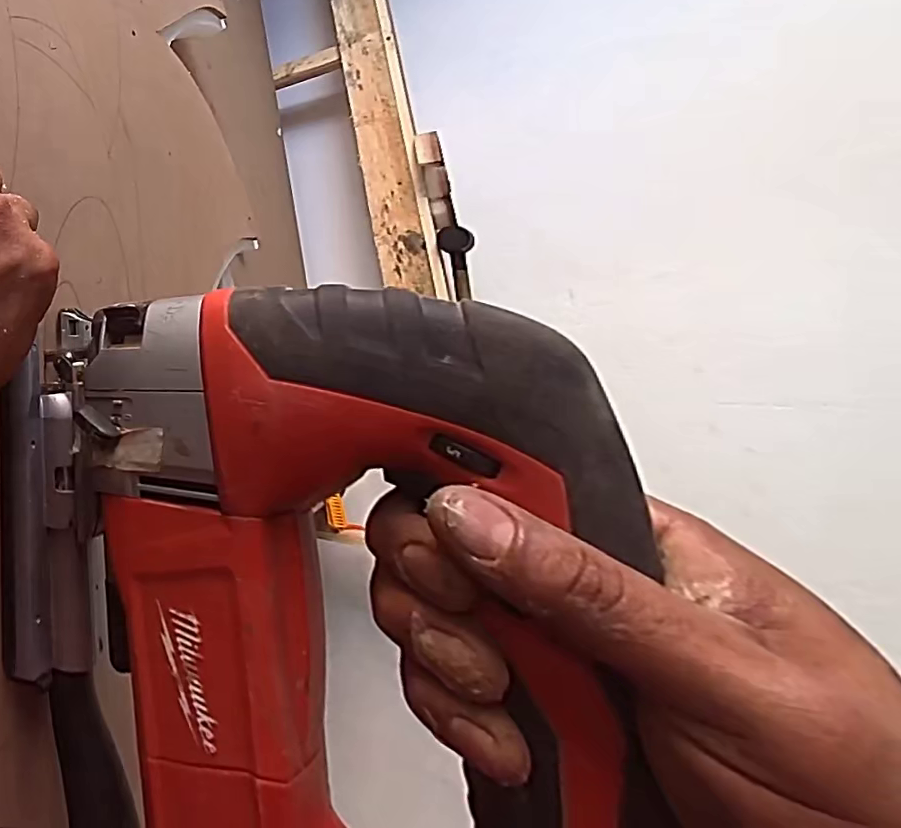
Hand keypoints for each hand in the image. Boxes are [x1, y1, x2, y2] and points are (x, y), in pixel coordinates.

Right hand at [367, 484, 900, 825]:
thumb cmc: (862, 793)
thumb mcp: (740, 683)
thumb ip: (596, 590)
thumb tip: (467, 509)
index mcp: (620, 544)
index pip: (493, 478)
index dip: (441, 497)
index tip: (440, 547)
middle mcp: (556, 583)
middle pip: (428, 538)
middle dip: (430, 588)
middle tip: (479, 634)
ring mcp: (524, 642)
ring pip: (415, 605)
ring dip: (439, 658)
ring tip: (504, 703)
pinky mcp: (501, 698)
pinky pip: (426, 677)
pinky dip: (448, 710)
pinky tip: (507, 742)